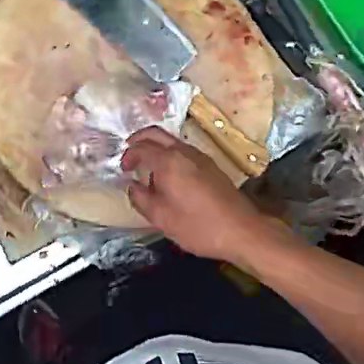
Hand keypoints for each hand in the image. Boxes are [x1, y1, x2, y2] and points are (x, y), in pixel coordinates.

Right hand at [122, 127, 287, 265]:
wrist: (241, 229)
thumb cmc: (197, 225)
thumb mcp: (161, 217)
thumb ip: (141, 198)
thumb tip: (132, 186)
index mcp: (169, 161)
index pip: (141, 147)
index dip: (128, 155)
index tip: (123, 169)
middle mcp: (185, 152)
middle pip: (157, 134)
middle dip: (139, 141)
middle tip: (129, 156)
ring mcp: (200, 156)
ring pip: (172, 141)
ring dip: (156, 148)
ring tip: (147, 170)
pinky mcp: (210, 165)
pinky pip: (184, 151)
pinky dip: (170, 155)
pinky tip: (169, 177)